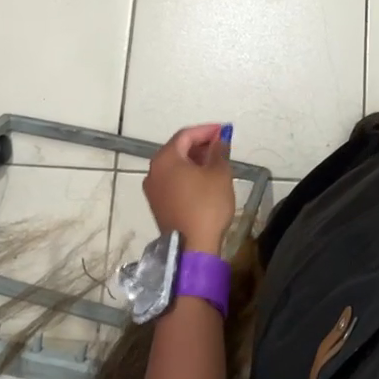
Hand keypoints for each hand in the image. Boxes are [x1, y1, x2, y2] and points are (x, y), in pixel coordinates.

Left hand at [144, 124, 234, 253]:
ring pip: (174, 166)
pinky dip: (187, 175)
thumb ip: (219, 151)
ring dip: (194, 160)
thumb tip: (219, 140)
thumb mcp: (219, 173)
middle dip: (200, 144)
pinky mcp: (158, 205)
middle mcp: (153, 171)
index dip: (206, 130)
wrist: (192, 249)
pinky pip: (172, 181)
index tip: (224, 130)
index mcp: (165, 159)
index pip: (186, 135)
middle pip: (178, 149)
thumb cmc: (206, 205)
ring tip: (215, 162)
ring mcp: (153, 190)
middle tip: (221, 145)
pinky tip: (204, 180)